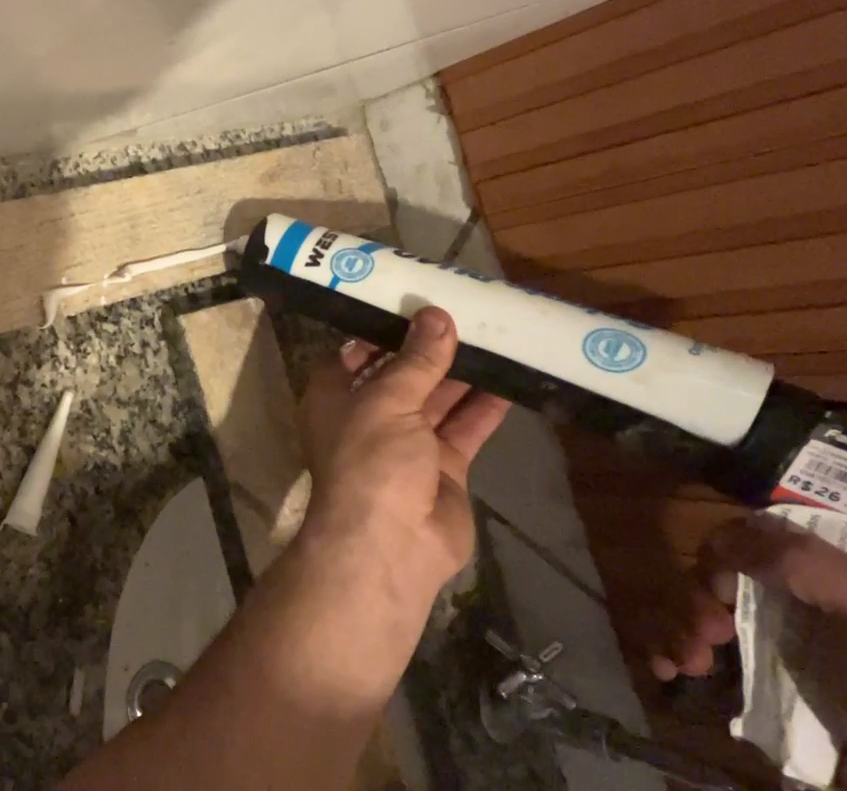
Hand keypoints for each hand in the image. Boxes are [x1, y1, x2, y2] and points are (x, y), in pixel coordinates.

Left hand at [296, 306, 511, 594]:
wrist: (390, 542)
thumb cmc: (370, 461)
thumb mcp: (387, 401)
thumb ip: (415, 361)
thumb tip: (435, 317)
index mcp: (333, 397)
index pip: (352, 354)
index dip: (380, 331)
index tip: (413, 303)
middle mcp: (365, 416)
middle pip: (399, 375)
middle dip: (428, 350)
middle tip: (467, 314)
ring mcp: (404, 443)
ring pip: (436, 400)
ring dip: (462, 375)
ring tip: (497, 339)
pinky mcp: (441, 467)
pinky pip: (464, 429)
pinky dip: (485, 408)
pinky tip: (513, 382)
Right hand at [653, 514, 846, 789]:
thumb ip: (807, 566)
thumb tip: (718, 537)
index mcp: (831, 583)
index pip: (753, 540)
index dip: (721, 554)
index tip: (719, 588)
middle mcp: (796, 606)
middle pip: (715, 578)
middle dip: (694, 603)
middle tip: (709, 636)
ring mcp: (772, 647)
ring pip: (695, 613)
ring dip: (677, 632)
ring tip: (687, 664)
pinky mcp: (753, 684)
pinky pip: (693, 652)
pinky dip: (668, 655)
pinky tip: (665, 669)